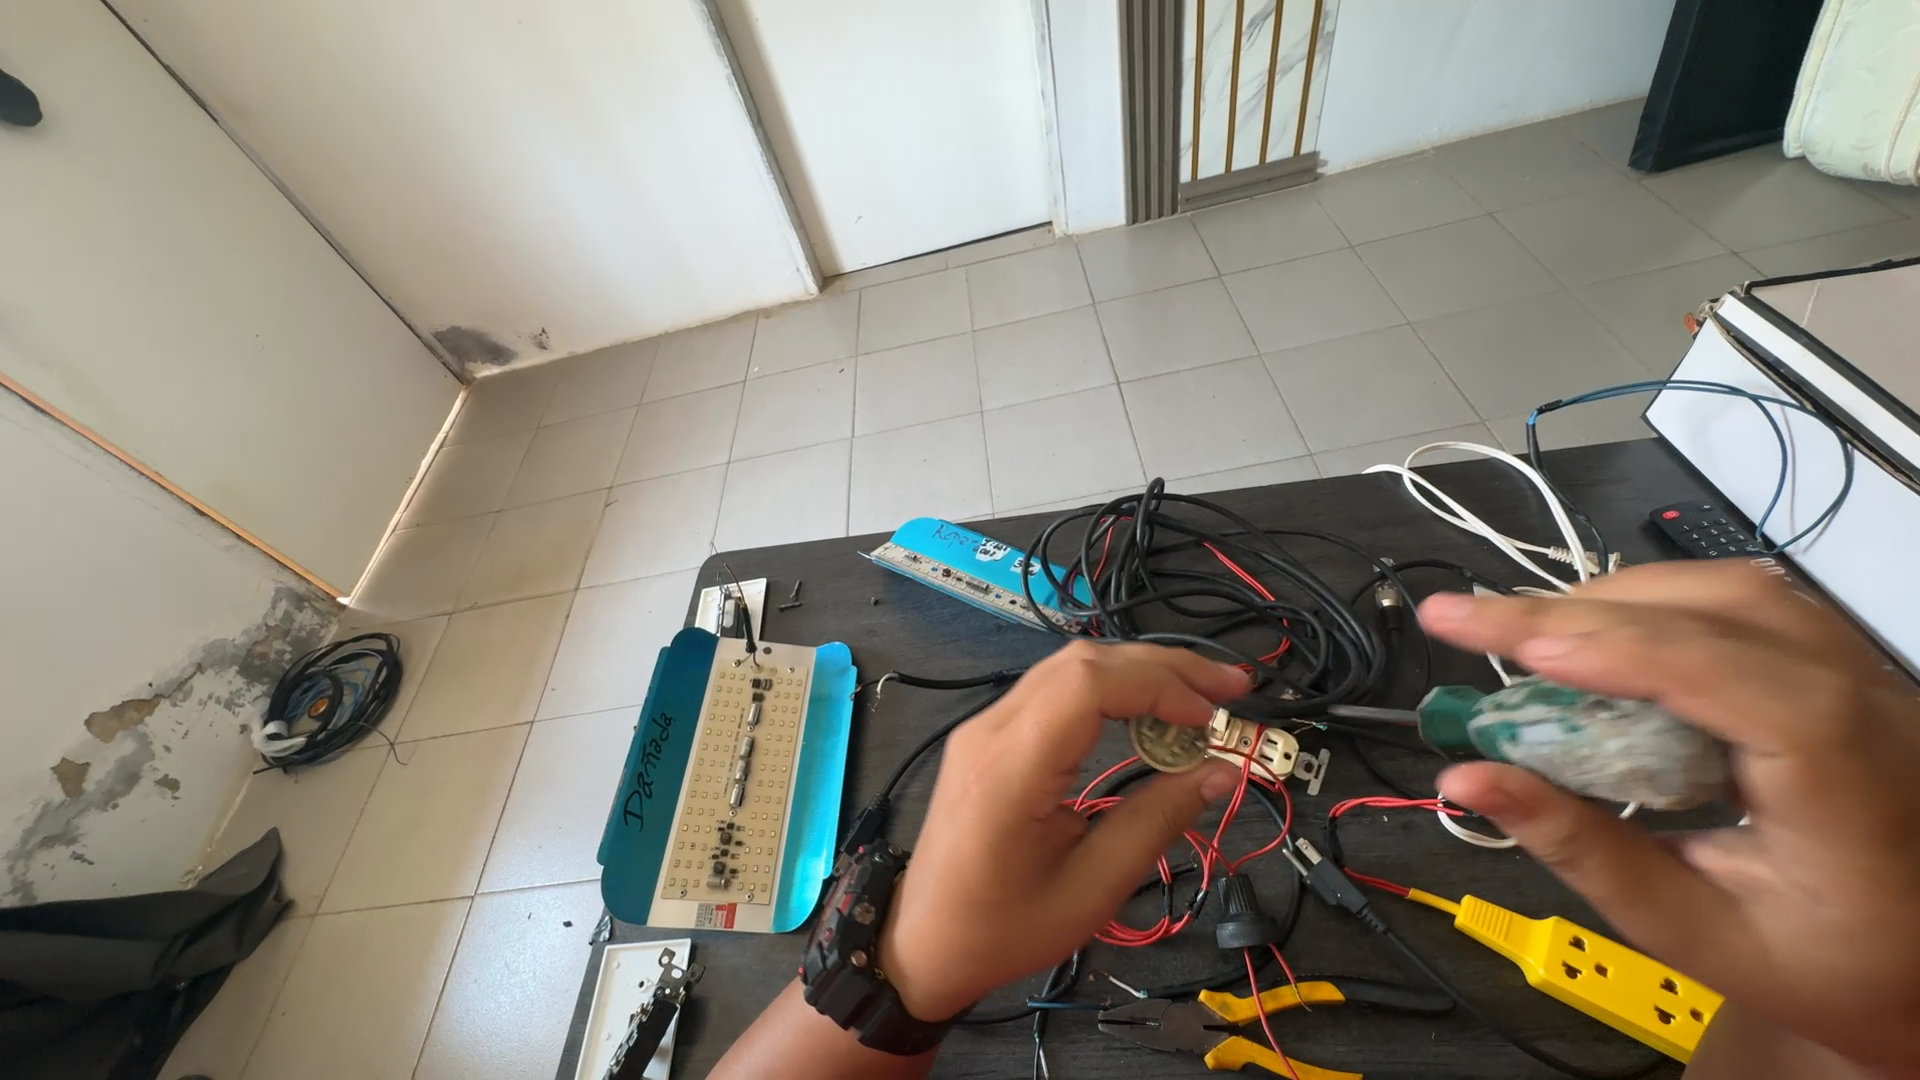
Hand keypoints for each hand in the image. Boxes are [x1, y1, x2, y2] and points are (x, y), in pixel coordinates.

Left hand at [876, 641, 1248, 1020]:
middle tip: (1230, 687)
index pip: (1086, 686)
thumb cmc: (1003, 929)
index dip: (1158, 684)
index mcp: (1009, 770)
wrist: (923, 938)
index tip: (1213, 715)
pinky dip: (1107, 687)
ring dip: (1136, 670)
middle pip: (1080, 663)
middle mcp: (990, 729)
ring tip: (1198, 694)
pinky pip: (1052, 687)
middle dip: (1161, 666)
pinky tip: (1144, 707)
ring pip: (1066, 666)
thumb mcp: (1091, 890)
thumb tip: (1222, 772)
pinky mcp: (987, 732)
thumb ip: (1157, 821)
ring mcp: (983, 725)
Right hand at [1418, 561, 1919, 1073]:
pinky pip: (1740, 602)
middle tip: (1462, 620)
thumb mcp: (1687, 929)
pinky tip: (1589, 633)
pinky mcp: (1839, 667)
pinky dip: (1644, 601)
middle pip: (1733, 617)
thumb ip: (1577, 848)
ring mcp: (1873, 683)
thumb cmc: (1810, 960)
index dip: (1640, 658)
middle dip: (1577, 613)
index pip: (1768, 700)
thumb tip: (1459, 778)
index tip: (1522, 652)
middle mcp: (1891, 724)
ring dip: (1609, 599)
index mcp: (1865, 811)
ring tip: (1522, 633)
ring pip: (1735, 591)